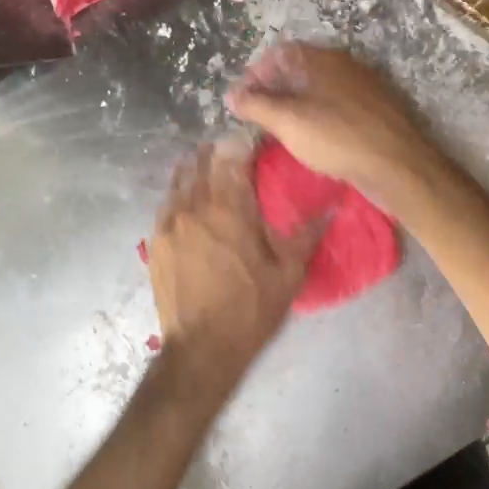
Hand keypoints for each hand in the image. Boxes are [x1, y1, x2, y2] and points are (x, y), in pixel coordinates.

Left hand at [149, 139, 319, 377]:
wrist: (202, 347)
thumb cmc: (251, 310)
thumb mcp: (288, 275)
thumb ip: (307, 236)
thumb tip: (332, 209)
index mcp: (231, 210)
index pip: (233, 159)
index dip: (243, 144)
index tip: (254, 141)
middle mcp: (196, 208)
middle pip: (203, 164)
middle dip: (217, 152)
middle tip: (230, 150)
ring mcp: (170, 224)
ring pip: (180, 181)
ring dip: (194, 168)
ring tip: (206, 164)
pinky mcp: (155, 242)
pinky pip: (165, 205)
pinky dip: (177, 193)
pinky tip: (184, 197)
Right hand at [226, 43, 444, 206]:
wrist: (396, 164)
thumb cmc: (337, 137)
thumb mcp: (288, 122)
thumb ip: (256, 106)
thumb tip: (230, 94)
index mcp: (321, 58)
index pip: (279, 52)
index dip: (256, 74)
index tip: (243, 101)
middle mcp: (343, 64)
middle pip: (300, 69)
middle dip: (276, 90)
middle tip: (260, 118)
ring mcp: (363, 86)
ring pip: (320, 89)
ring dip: (298, 105)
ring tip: (284, 131)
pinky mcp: (376, 110)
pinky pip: (338, 106)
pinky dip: (320, 117)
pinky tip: (317, 140)